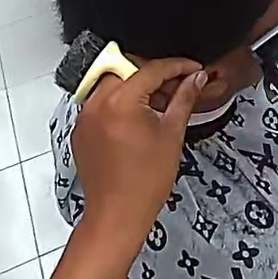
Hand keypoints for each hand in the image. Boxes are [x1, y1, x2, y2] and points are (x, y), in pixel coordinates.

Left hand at [71, 57, 203, 244]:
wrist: (119, 212)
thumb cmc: (145, 180)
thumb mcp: (172, 132)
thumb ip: (184, 98)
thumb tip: (196, 78)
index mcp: (120, 102)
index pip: (152, 69)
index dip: (178, 66)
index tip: (194, 69)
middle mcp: (97, 104)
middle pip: (128, 69)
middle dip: (155, 73)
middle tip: (179, 84)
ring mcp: (85, 117)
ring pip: (113, 84)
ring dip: (137, 86)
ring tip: (162, 102)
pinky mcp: (82, 130)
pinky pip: (101, 103)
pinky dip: (121, 102)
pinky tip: (141, 117)